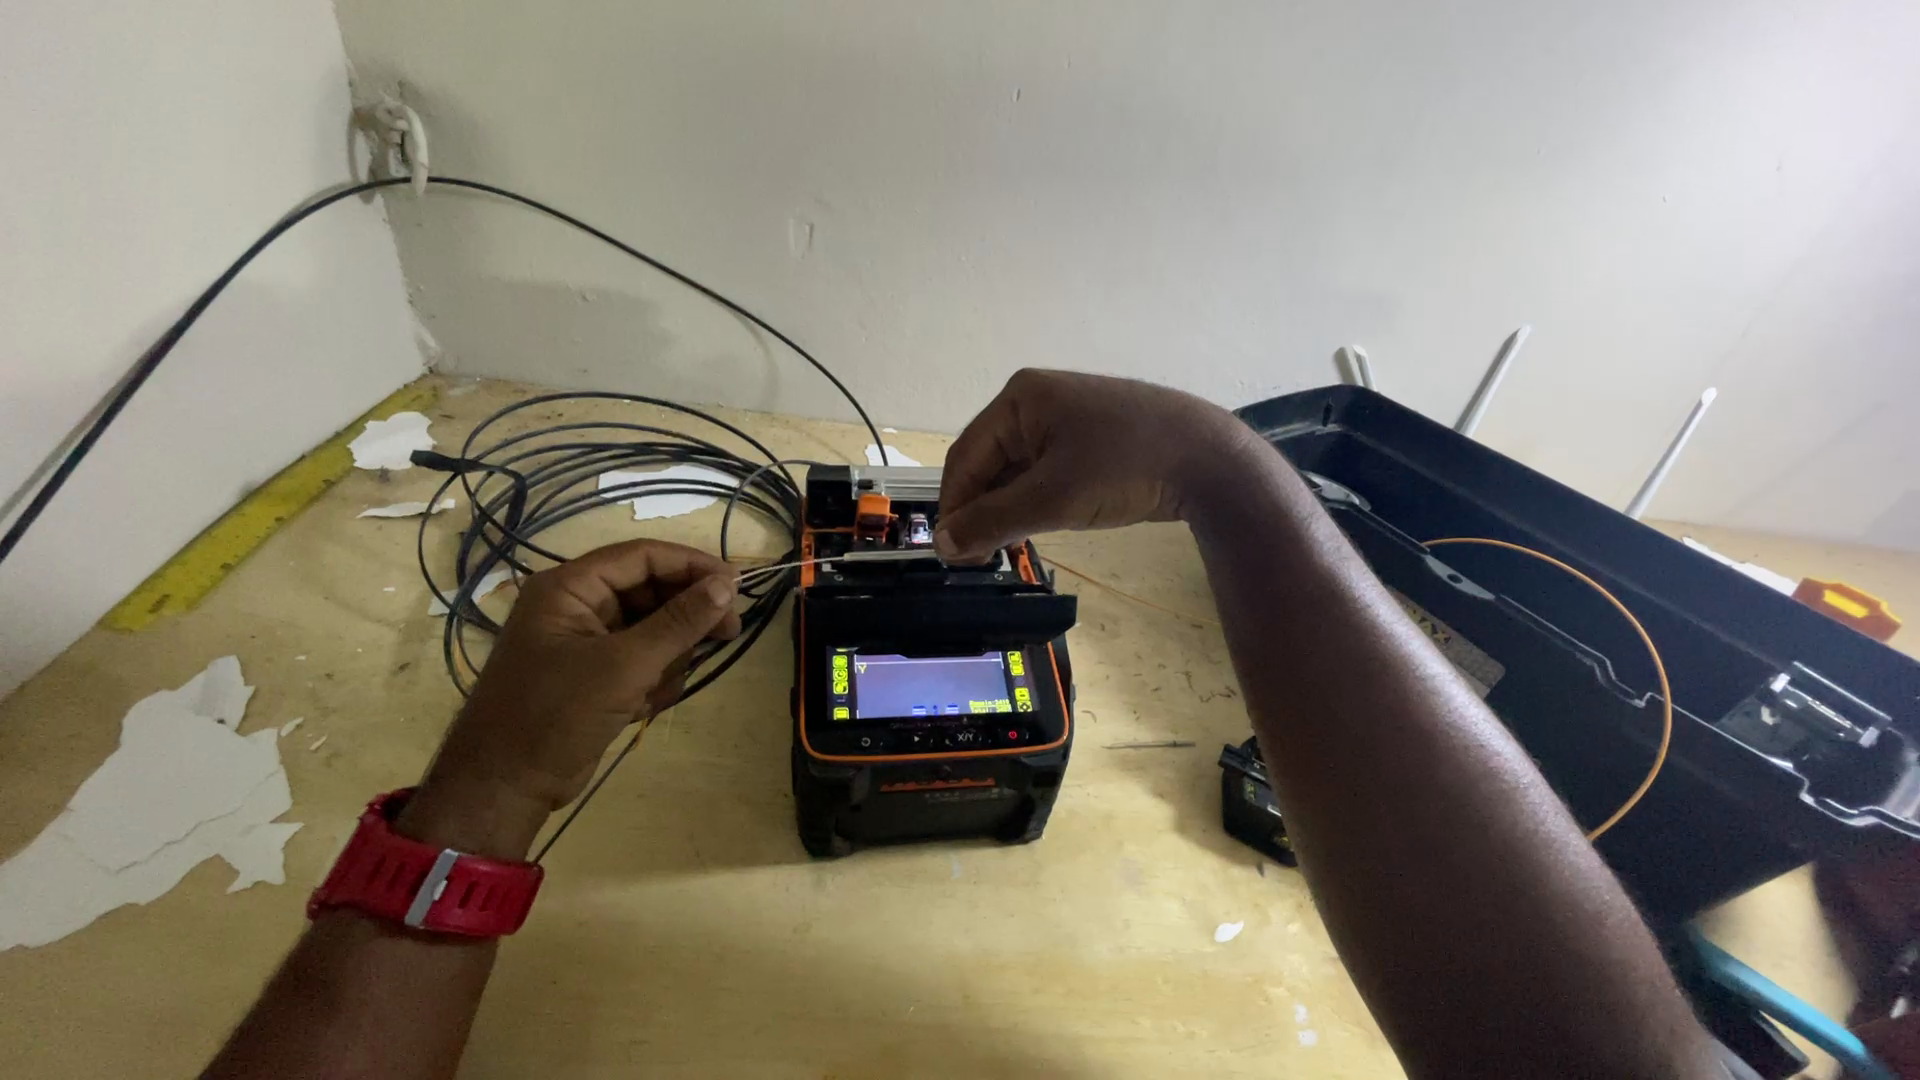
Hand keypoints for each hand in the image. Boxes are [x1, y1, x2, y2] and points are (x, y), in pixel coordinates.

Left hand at [400, 540, 740, 855]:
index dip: (693, 565)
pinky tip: (642, 706)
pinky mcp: (597, 674)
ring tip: (656, 688)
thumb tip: (728, 584)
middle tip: (729, 633)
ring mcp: (587, 641)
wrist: (505, 788)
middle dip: (687, 616)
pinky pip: (645, 658)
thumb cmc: (556, 714)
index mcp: (570, 588)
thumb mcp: (626, 665)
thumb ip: (680, 621)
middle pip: (653, 590)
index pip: (644, 556)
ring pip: (655, 627)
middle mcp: (579, 605)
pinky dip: (654, 678)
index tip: (737, 585)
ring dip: (669, 656)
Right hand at [935, 369, 1266, 560]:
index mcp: (1020, 398)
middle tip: (975, 558)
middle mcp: (1036, 400)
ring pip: (1015, 469)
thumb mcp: (1053, 498)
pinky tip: (1031, 527)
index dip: (953, 507)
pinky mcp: (1087, 437)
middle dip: (979, 509)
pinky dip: (1032, 499)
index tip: (950, 553)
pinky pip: (1043, 470)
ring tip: (1000, 548)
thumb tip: (945, 544)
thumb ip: (993, 521)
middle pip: (988, 462)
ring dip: (1004, 508)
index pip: (965, 457)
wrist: (1211, 459)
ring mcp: (1064, 417)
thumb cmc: (1125, 468)